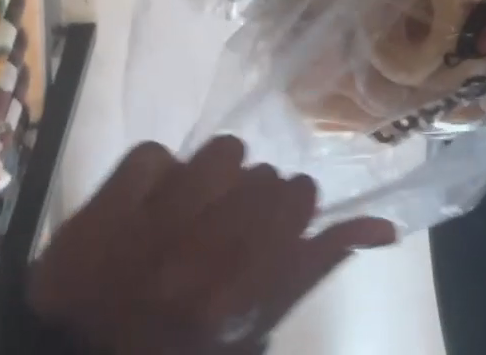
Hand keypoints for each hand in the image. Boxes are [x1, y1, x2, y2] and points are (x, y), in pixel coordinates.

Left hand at [29, 137, 396, 353]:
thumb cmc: (183, 346)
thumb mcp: (259, 319)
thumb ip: (317, 263)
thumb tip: (386, 227)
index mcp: (242, 286)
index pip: (300, 194)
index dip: (288, 206)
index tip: (268, 226)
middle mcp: (201, 253)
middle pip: (263, 174)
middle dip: (250, 196)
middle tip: (225, 225)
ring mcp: (147, 228)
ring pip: (220, 151)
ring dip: (212, 175)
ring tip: (191, 204)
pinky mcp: (99, 211)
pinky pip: (154, 154)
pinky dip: (155, 173)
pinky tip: (149, 201)